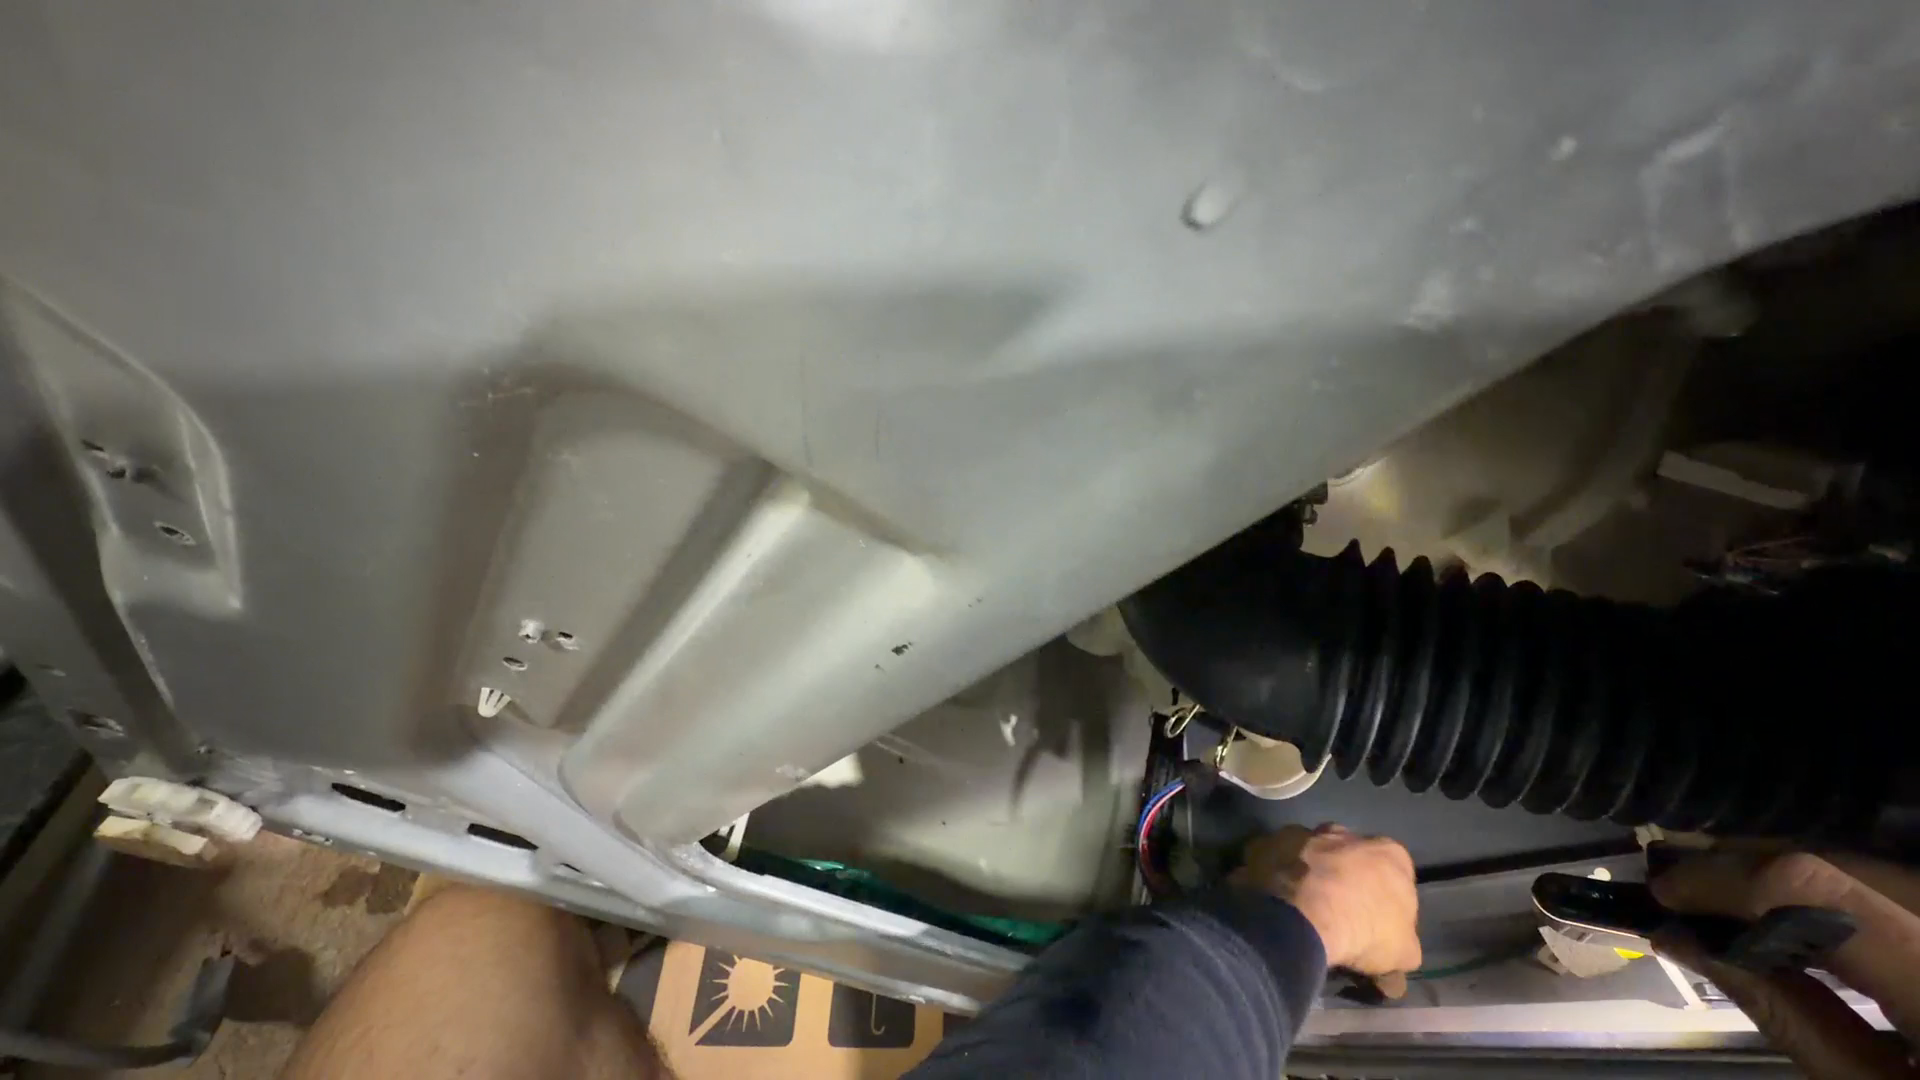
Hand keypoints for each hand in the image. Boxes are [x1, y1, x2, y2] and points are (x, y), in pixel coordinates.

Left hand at [1230, 824, 1420, 983]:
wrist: (1303, 918)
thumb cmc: (1364, 930)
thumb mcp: (1403, 952)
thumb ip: (1402, 943)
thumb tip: (1394, 957)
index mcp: (1388, 853)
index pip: (1394, 871)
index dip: (1384, 896)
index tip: (1375, 918)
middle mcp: (1343, 833)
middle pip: (1346, 854)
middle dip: (1342, 875)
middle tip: (1335, 909)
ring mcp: (1299, 833)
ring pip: (1305, 852)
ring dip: (1304, 872)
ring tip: (1300, 907)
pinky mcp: (1263, 844)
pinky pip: (1269, 860)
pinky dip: (1270, 876)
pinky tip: (1271, 901)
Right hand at [1652, 850, 1919, 1078]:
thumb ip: (1784, 1013)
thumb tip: (1683, 938)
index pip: (1811, 892)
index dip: (1722, 877)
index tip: (1664, 892)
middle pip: (1853, 868)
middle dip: (1758, 869)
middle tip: (1694, 892)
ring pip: (1892, 875)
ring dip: (1807, 883)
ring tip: (1747, 907)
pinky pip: (1915, 901)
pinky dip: (1862, 901)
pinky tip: (1823, 931)